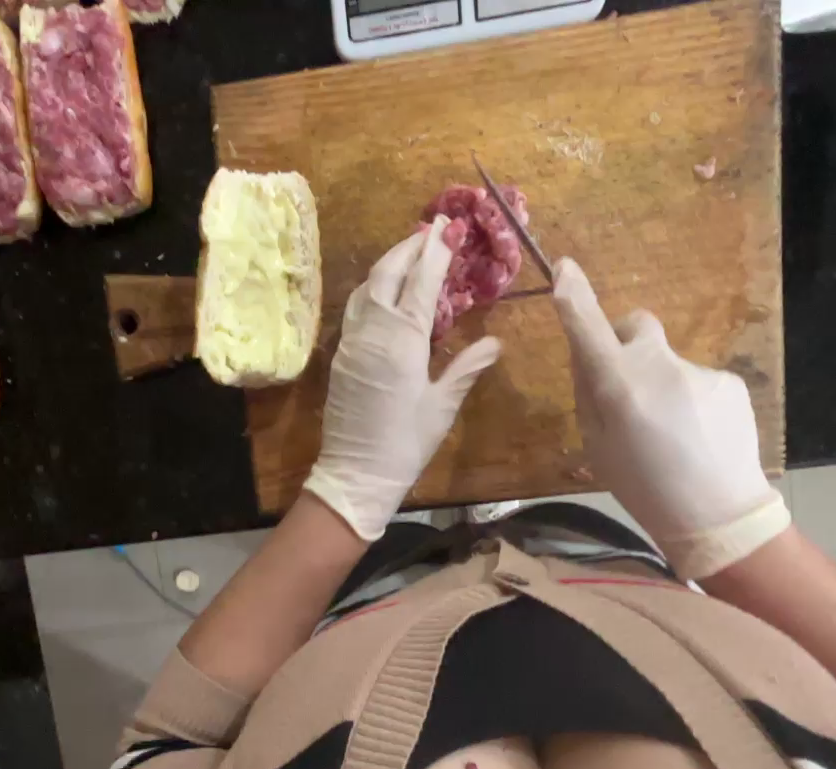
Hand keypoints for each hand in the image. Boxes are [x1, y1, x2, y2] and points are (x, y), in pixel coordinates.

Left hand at [302, 219, 501, 540]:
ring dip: (387, 265)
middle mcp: (373, 332)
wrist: (355, 473)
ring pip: (366, 288)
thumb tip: (495, 341)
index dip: (436, 252)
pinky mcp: (340, 356)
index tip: (448, 227)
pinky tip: (385, 293)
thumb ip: (466, 367)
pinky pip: (355, 310)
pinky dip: (372, 290)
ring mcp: (351, 342)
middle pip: (387, 273)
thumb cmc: (405, 444)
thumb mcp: (442, 406)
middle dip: (409, 247)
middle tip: (431, 232)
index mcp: (402, 340)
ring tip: (410, 254)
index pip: (421, 282)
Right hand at [552, 258, 788, 580]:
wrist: (716, 513)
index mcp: (618, 386)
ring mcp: (698, 370)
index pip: (589, 328)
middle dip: (625, 346)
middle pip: (634, 328)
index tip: (564, 268)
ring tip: (668, 432)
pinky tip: (695, 435)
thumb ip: (588, 394)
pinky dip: (689, 399)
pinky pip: (694, 378)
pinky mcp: (727, 380)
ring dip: (659, 382)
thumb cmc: (641, 487)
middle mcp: (659, 366)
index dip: (574, 297)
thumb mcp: (595, 445)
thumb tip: (585, 353)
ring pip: (665, 360)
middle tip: (625, 392)